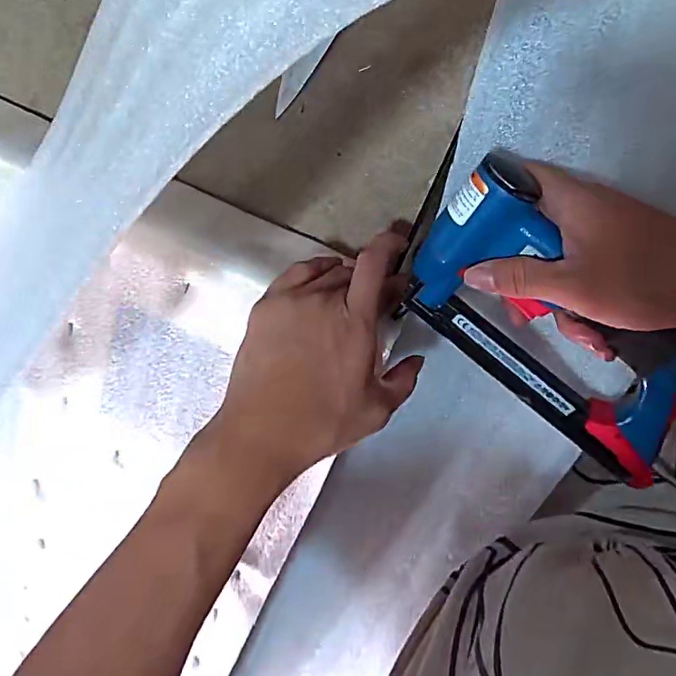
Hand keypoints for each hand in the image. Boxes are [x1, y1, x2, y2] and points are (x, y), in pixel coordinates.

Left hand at [200, 227, 423, 491]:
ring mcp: (290, 299)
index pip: (374, 263)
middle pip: (354, 269)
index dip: (389, 243)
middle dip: (372, 278)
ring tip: (347, 298)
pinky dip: (314, 273)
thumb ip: (403, 380)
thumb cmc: (321, 423)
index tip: (399, 242)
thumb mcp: (376, 410)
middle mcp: (323, 300)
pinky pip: (296, 274)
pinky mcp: (266, 306)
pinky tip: (318, 287)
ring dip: (344, 277)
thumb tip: (415, 361)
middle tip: (377, 298)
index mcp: (354, 320)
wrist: (259, 433)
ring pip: (326, 270)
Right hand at [459, 162, 675, 358]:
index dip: (482, 207)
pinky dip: (585, 302)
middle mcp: (579, 206)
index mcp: (565, 197)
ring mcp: (600, 229)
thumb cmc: (643, 279)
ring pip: (555, 260)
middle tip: (523, 311)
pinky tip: (603, 332)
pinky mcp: (617, 251)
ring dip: (561, 302)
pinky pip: (581, 271)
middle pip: (527, 232)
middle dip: (526, 279)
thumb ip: (518, 277)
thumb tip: (471, 272)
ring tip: (586, 332)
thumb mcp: (572, 286)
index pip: (509, 179)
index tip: (467, 243)